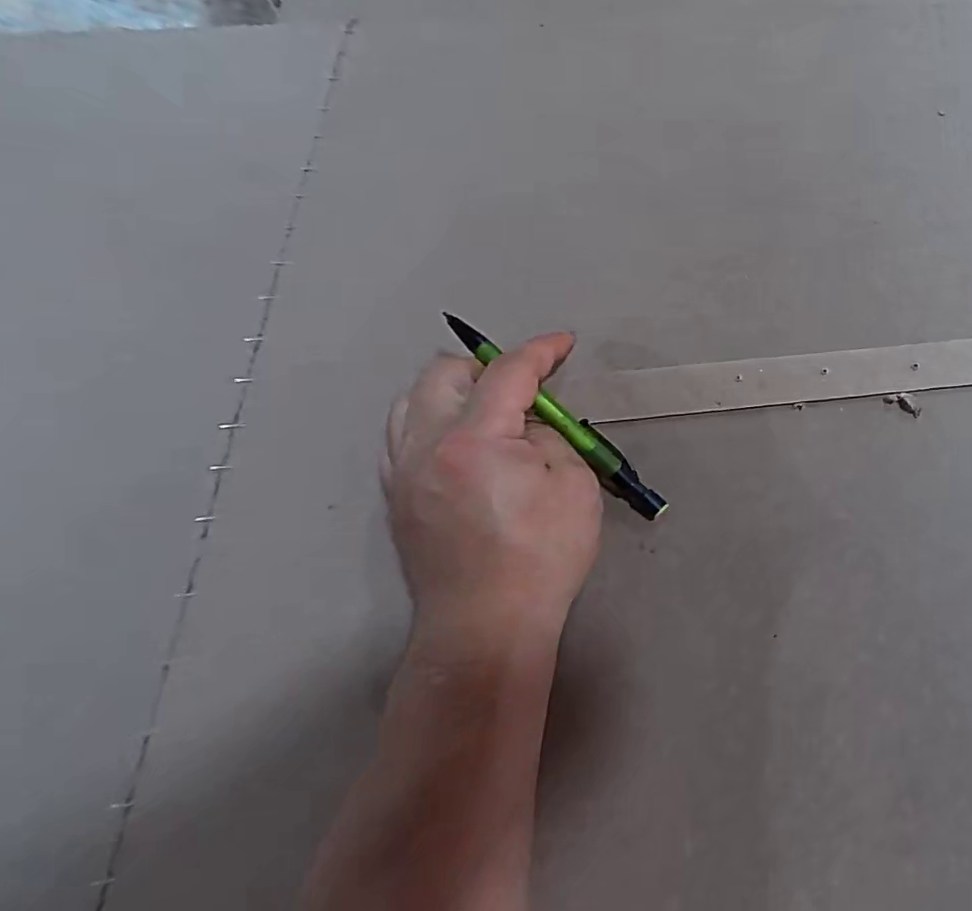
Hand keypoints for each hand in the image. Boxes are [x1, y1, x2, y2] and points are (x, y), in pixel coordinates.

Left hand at [383, 334, 603, 653]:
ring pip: (412, 401)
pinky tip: (461, 443)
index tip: (564, 344)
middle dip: (488, 367)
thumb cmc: (542, 558)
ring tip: (489, 411)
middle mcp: (425, 446)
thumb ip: (549, 439)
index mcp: (473, 440)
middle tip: (524, 388)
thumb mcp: (574, 486)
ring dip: (453, 391)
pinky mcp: (397, 498)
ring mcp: (402, 473)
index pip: (507, 373)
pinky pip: (403, 436)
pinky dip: (432, 422)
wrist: (486, 626)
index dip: (540, 351)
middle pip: (444, 374)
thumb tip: (527, 426)